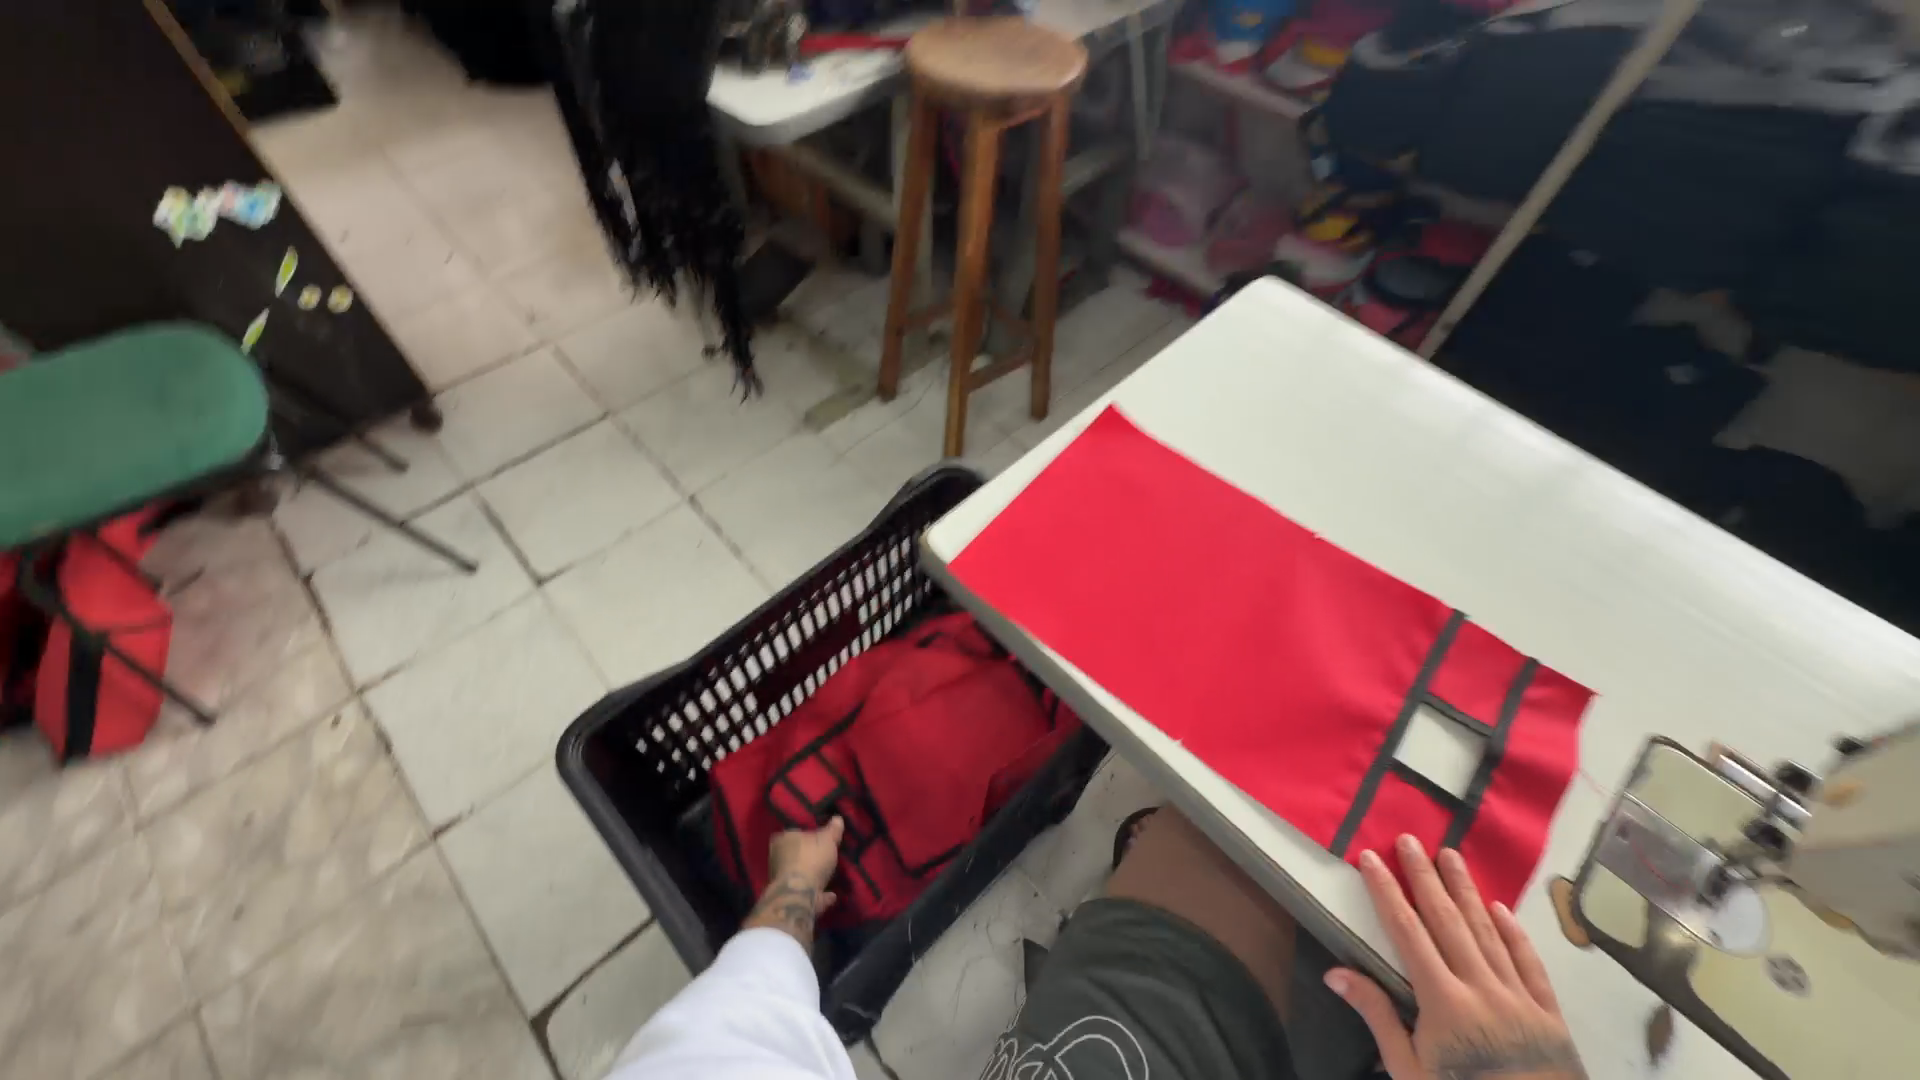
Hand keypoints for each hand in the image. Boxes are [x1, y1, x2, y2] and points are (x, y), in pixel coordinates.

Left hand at [745, 817, 844, 949]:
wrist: (799, 894)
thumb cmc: (811, 859)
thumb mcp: (828, 839)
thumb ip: (833, 829)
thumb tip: (837, 818)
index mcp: (783, 838)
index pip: (794, 832)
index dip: (807, 835)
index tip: (820, 839)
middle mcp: (776, 856)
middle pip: (795, 854)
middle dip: (807, 856)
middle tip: (824, 858)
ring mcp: (779, 878)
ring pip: (797, 874)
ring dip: (810, 876)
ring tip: (828, 877)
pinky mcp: (786, 896)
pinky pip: (804, 891)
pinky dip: (815, 893)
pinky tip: (830, 895)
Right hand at [1325, 835, 1585, 1079]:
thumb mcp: (1410, 1071)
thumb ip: (1377, 1017)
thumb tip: (1334, 973)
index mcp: (1443, 1002)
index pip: (1407, 933)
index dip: (1387, 892)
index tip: (1372, 858)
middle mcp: (1481, 989)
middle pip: (1448, 922)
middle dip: (1425, 878)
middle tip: (1411, 840)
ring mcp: (1519, 999)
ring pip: (1488, 933)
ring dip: (1466, 891)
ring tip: (1451, 855)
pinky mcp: (1549, 1016)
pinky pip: (1529, 966)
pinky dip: (1514, 935)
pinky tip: (1501, 910)